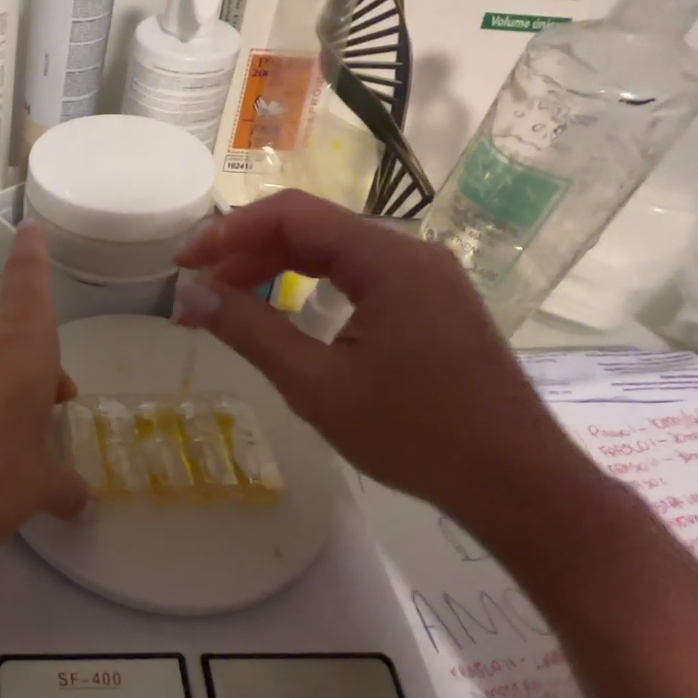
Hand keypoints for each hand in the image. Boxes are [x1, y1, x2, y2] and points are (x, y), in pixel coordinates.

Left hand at [0, 221, 88, 578]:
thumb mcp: (38, 487)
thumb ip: (64, 487)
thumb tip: (83, 505)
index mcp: (23, 343)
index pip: (31, 281)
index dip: (33, 254)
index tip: (30, 227)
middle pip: (9, 333)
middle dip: (30, 364)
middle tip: (46, 408)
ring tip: (2, 435)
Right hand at [172, 190, 575, 513]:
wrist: (516, 482)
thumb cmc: (414, 434)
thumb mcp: (316, 384)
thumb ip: (249, 331)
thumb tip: (190, 295)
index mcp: (387, 259)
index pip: (291, 216)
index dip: (227, 232)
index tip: (182, 263)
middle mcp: (410, 252)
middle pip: (310, 227)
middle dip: (245, 253)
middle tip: (197, 292)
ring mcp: (425, 276)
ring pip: (332, 251)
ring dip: (273, 269)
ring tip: (226, 302)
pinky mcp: (430, 302)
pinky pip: (357, 274)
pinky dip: (308, 285)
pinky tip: (281, 310)